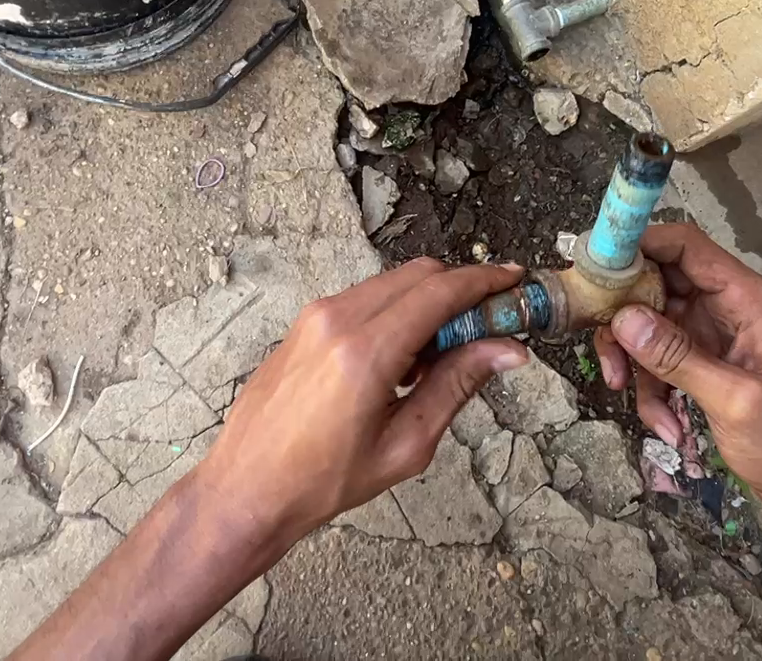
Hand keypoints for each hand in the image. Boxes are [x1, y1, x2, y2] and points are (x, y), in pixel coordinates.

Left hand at [192, 258, 530, 547]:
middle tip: (489, 322)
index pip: (440, 292)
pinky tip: (403, 356)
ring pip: (393, 282)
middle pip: (419, 274)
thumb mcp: (405, 444)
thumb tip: (508, 351)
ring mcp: (317, 313)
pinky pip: (367, 296)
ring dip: (429, 300)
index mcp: (365, 352)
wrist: (246, 487)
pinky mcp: (307, 319)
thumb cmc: (324, 481)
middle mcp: (339, 317)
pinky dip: (398, 309)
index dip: (485, 281)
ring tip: (440, 355)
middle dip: (461, 288)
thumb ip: (458, 385)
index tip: (515, 281)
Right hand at [593, 224, 761, 526]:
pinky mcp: (706, 360)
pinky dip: (653, 387)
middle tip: (605, 350)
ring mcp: (715, 333)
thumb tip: (623, 317)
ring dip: (635, 361)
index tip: (595, 268)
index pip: (685, 245)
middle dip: (624, 315)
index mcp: (748, 298)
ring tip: (634, 398)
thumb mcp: (736, 402)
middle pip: (658, 283)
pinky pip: (662, 357)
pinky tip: (666, 424)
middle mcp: (728, 306)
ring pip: (651, 323)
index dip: (639, 244)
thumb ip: (677, 356)